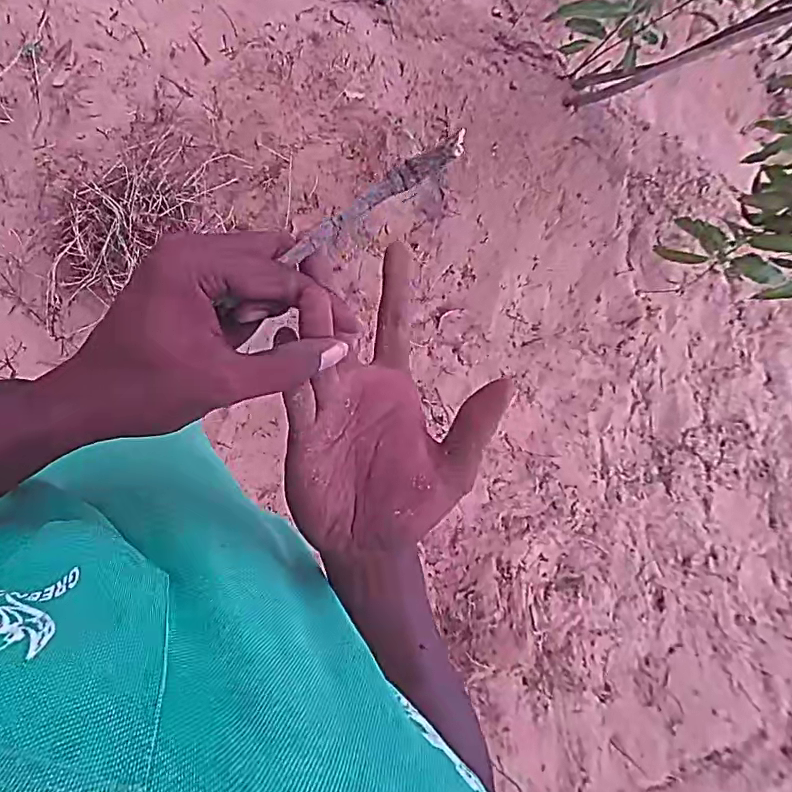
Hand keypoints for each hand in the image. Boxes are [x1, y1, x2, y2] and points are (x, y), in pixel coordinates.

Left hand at [35, 232, 349, 441]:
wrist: (87, 400)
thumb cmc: (146, 393)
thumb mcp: (223, 383)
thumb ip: (286, 365)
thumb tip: (338, 348)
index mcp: (192, 263)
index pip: (276, 273)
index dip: (319, 302)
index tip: (350, 330)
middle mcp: (186, 247)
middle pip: (268, 255)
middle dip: (299, 293)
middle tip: (325, 330)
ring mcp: (178, 258)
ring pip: (250, 268)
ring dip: (267, 302)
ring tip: (250, 345)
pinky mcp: (176, 276)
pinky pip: (228, 281)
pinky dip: (243, 307)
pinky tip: (235, 339)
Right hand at [277, 243, 512, 561]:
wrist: (371, 543)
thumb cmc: (413, 505)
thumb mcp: (454, 469)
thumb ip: (474, 426)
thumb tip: (507, 382)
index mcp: (394, 385)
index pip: (394, 325)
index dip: (395, 288)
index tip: (396, 248)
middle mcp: (356, 386)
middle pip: (343, 329)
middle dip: (333, 292)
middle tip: (318, 256)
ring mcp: (327, 406)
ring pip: (315, 353)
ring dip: (309, 321)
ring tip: (302, 288)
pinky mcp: (304, 430)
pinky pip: (296, 394)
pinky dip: (290, 367)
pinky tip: (284, 341)